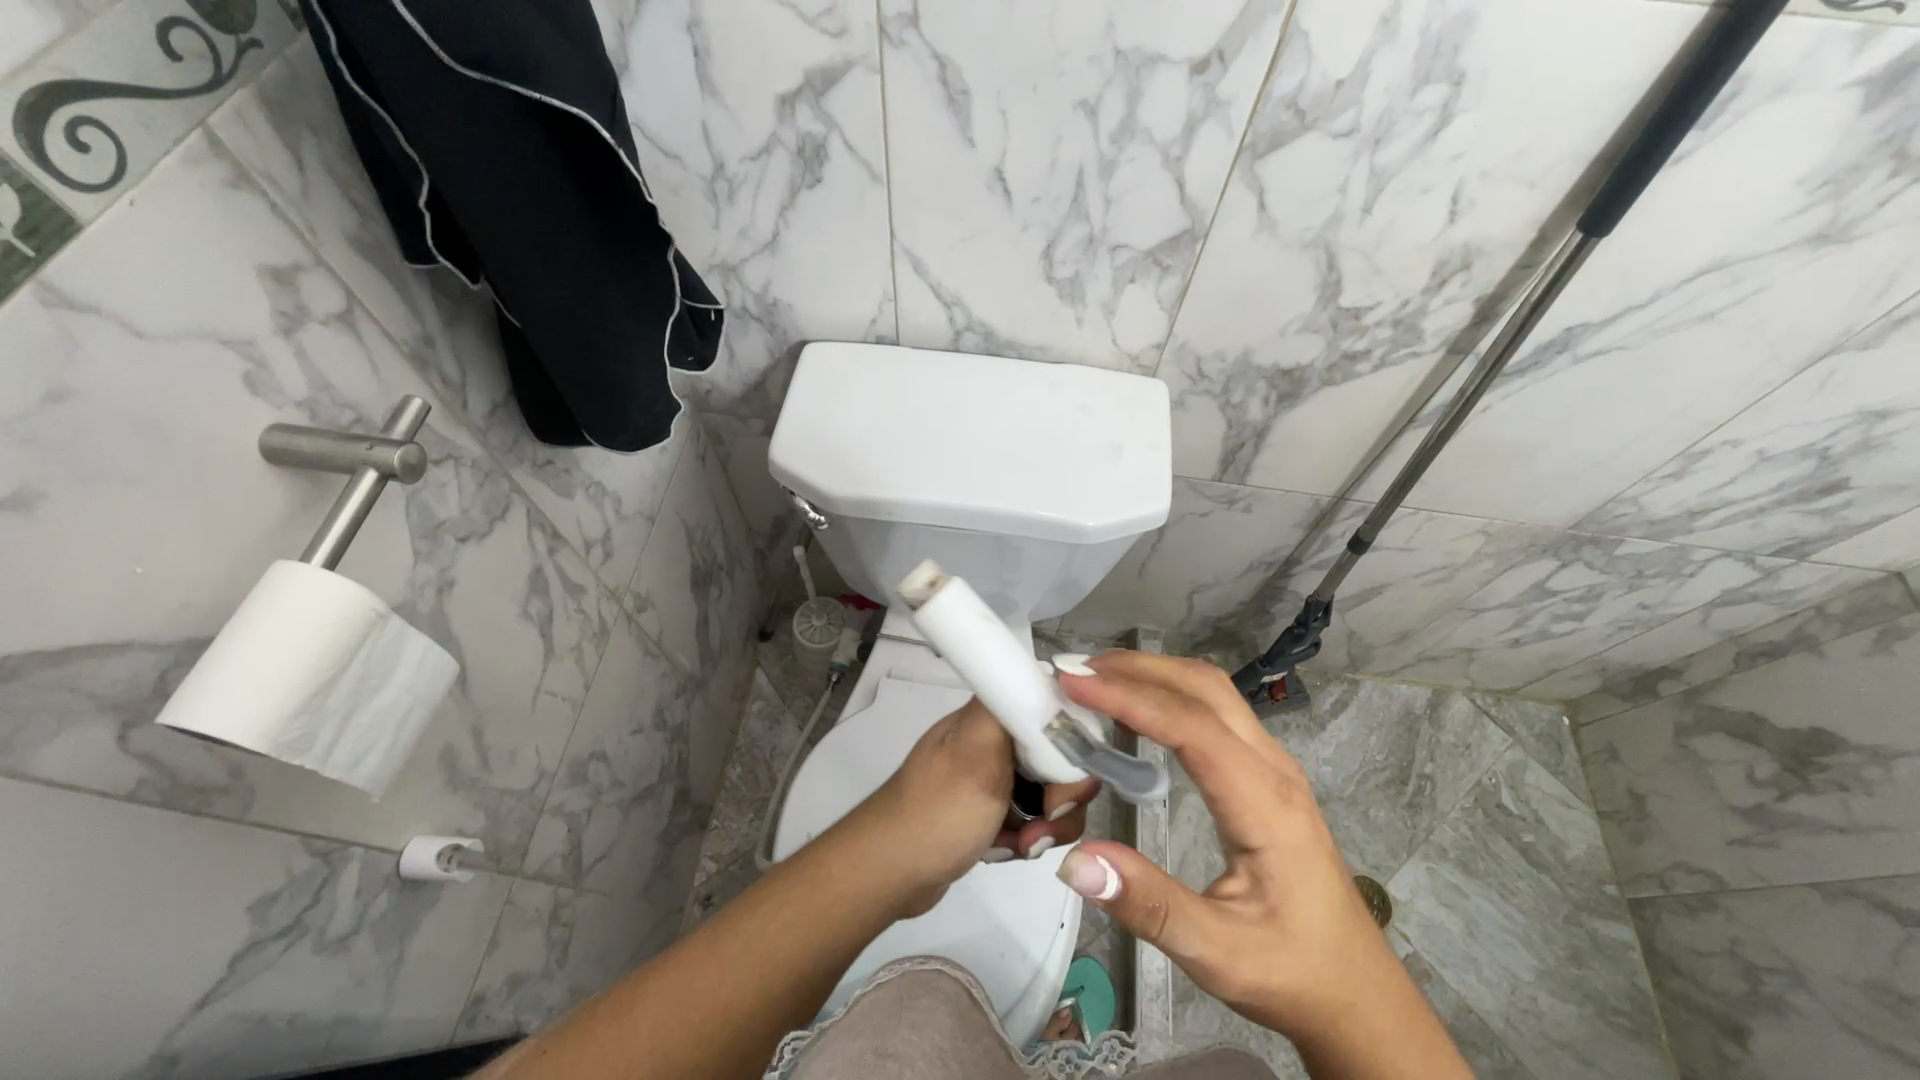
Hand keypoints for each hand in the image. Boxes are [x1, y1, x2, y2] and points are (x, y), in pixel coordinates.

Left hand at [853, 699, 1098, 915]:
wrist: (890, 872)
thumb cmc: (938, 812)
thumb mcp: (976, 752)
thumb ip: (1009, 708)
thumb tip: (1041, 672)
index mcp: (990, 719)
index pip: (1055, 716)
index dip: (1073, 749)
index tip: (1064, 785)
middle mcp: (992, 742)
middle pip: (1058, 760)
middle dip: (1062, 799)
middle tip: (1043, 823)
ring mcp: (989, 779)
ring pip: (1047, 795)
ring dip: (1046, 825)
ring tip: (1022, 844)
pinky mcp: (987, 813)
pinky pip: (1028, 820)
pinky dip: (1025, 837)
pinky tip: (1006, 850)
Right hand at [1054, 653, 1470, 1075]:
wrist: (1355, 992)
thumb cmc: (1291, 970)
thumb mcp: (1218, 953)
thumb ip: (1148, 905)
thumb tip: (1075, 861)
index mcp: (1264, 804)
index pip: (1191, 725)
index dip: (1129, 697)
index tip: (1072, 683)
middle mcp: (1274, 770)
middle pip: (1206, 689)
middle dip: (1138, 668)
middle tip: (1074, 669)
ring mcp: (1275, 770)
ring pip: (1215, 694)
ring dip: (1155, 676)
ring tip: (1095, 680)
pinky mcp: (1267, 779)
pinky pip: (1217, 715)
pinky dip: (1170, 697)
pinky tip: (1137, 713)